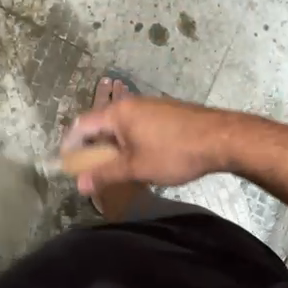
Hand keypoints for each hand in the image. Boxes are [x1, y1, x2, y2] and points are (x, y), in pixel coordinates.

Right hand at [59, 96, 241, 195]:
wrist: (220, 138)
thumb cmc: (174, 152)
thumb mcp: (136, 167)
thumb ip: (105, 174)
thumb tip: (79, 184)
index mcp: (118, 112)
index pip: (82, 124)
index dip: (71, 145)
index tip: (67, 166)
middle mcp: (130, 103)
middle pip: (101, 124)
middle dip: (93, 149)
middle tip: (93, 173)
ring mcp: (149, 106)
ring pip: (120, 126)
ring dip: (113, 147)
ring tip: (117, 171)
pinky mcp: (165, 113)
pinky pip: (137, 126)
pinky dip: (130, 142)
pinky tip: (141, 161)